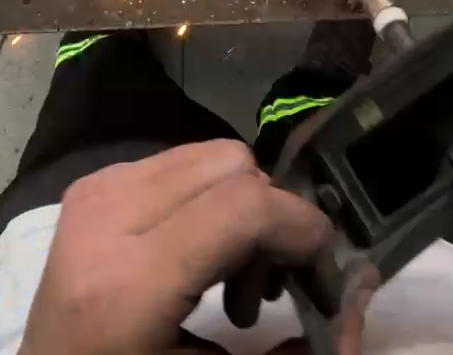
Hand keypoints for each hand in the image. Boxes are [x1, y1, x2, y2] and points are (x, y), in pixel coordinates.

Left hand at [18, 140, 342, 354]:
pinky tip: (197, 255)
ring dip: (244, 206)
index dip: (300, 227)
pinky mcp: (93, 183)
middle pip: (234, 167)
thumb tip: (359, 297)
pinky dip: (211, 199)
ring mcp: (95, 191)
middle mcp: (106, 217)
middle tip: (268, 291)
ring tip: (230, 280)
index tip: (321, 273)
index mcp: (128, 284)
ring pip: (213, 155)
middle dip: (273, 220)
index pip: (243, 206)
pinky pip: (182, 161)